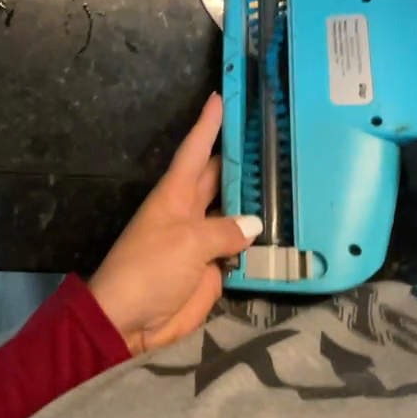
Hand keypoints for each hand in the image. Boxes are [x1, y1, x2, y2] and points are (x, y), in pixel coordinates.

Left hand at [88, 95, 261, 355]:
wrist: (129, 321)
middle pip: (217, 176)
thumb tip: (253, 224)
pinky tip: (284, 230)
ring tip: (287, 179)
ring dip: (253, 199)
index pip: (195, 150)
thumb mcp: (187, 243)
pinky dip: (258, 239)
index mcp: (175, 194)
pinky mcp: (212, 269)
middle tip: (271, 136)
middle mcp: (190, 210)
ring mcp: (202, 240)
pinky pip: (239, 248)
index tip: (220, 97)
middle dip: (238, 157)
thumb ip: (223, 231)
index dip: (207, 125)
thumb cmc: (149, 269)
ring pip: (232, 211)